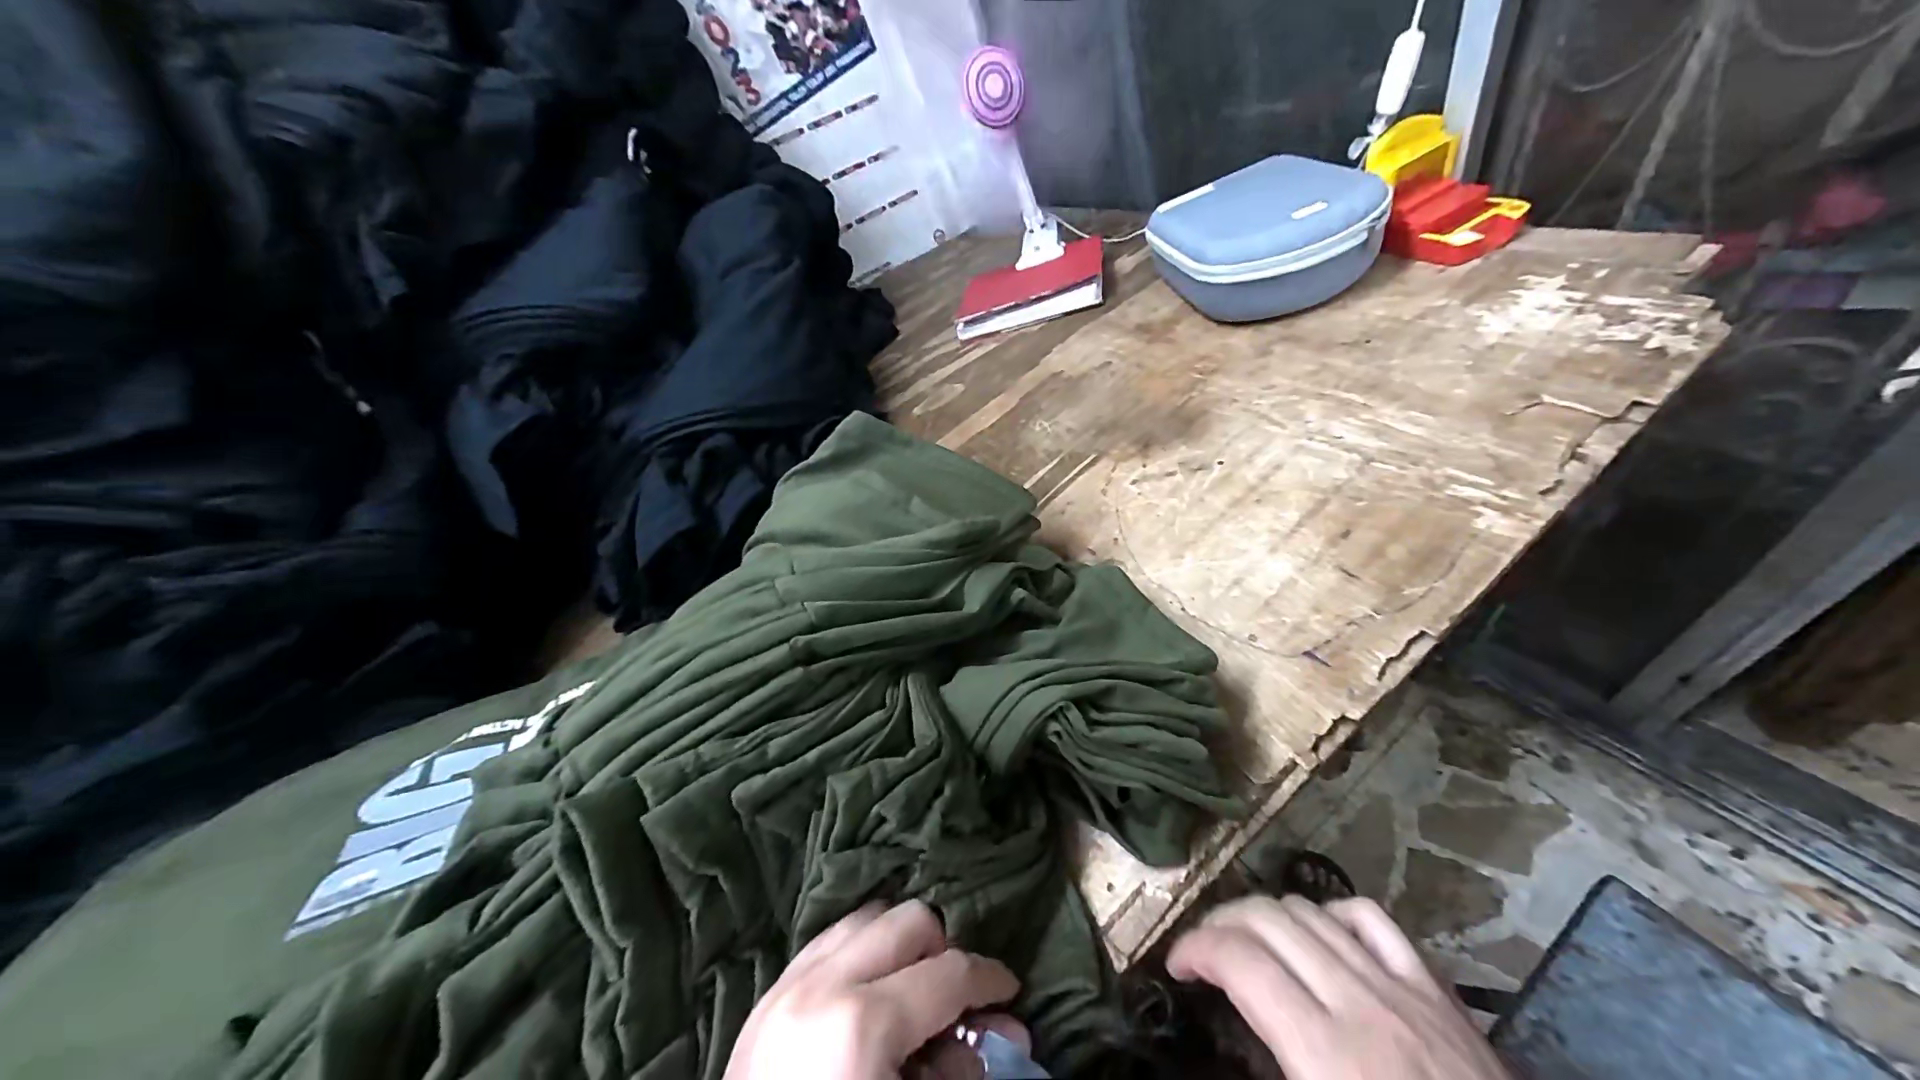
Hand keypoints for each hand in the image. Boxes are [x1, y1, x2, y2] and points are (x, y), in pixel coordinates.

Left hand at [726, 900, 1030, 1079]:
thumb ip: (956, 1071)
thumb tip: (996, 1033)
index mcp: (864, 1021)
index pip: (950, 971)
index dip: (989, 978)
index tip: (1007, 990)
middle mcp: (825, 984)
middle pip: (909, 921)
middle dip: (943, 950)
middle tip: (955, 995)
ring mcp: (788, 985)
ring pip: (865, 918)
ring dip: (898, 944)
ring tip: (910, 989)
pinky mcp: (767, 997)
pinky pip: (826, 942)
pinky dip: (859, 951)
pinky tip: (869, 990)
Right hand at [1168, 895, 1509, 1079]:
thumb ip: (1270, 1068)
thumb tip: (1224, 1051)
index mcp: (1325, 1053)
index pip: (1238, 960)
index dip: (1193, 948)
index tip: (1177, 966)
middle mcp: (1357, 1002)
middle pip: (1266, 919)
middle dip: (1219, 923)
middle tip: (1204, 951)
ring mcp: (1401, 988)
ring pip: (1309, 911)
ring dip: (1265, 916)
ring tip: (1250, 941)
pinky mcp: (1435, 991)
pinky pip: (1370, 919)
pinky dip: (1330, 914)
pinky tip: (1319, 935)